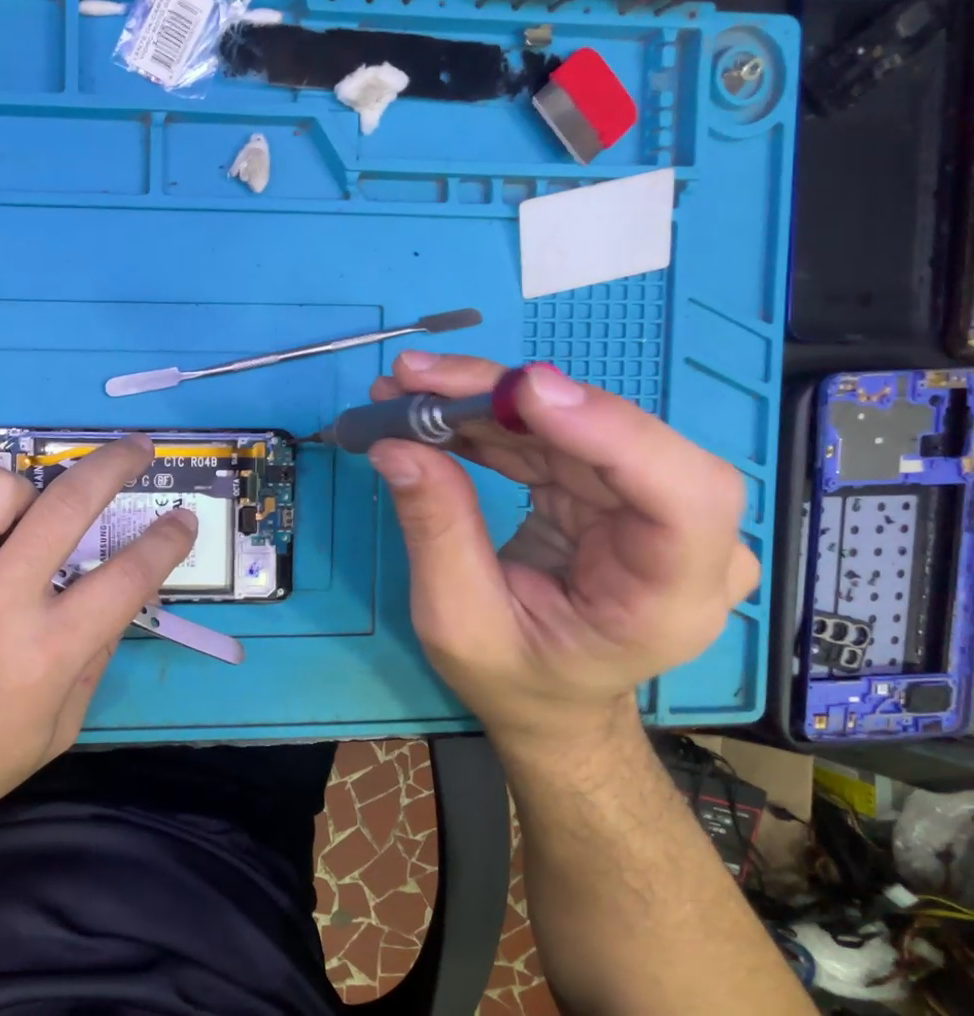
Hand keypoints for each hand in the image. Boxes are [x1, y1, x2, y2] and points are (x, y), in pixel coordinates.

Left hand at [0, 435, 197, 852]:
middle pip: (69, 505)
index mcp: (48, 653)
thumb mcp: (55, 732)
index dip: (167, 541)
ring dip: (25, 490)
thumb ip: (91, 660)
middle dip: (115, 466)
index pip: (128, 576)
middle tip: (135, 451)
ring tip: (26, 514)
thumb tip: (116, 598)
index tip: (181, 520)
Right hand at [366, 355, 758, 752]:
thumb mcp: (457, 620)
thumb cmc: (514, 678)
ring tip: (405, 386)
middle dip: (512, 401)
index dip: (611, 431)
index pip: (682, 496)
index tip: (523, 390)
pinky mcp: (610, 492)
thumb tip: (395, 446)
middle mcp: (684, 542)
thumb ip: (436, 533)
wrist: (549, 701)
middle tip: (420, 377)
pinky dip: (488, 421)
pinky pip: (554, 440)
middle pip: (617, 443)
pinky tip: (432, 406)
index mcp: (669, 599)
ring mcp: (649, 510)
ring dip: (486, 401)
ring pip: (577, 428)